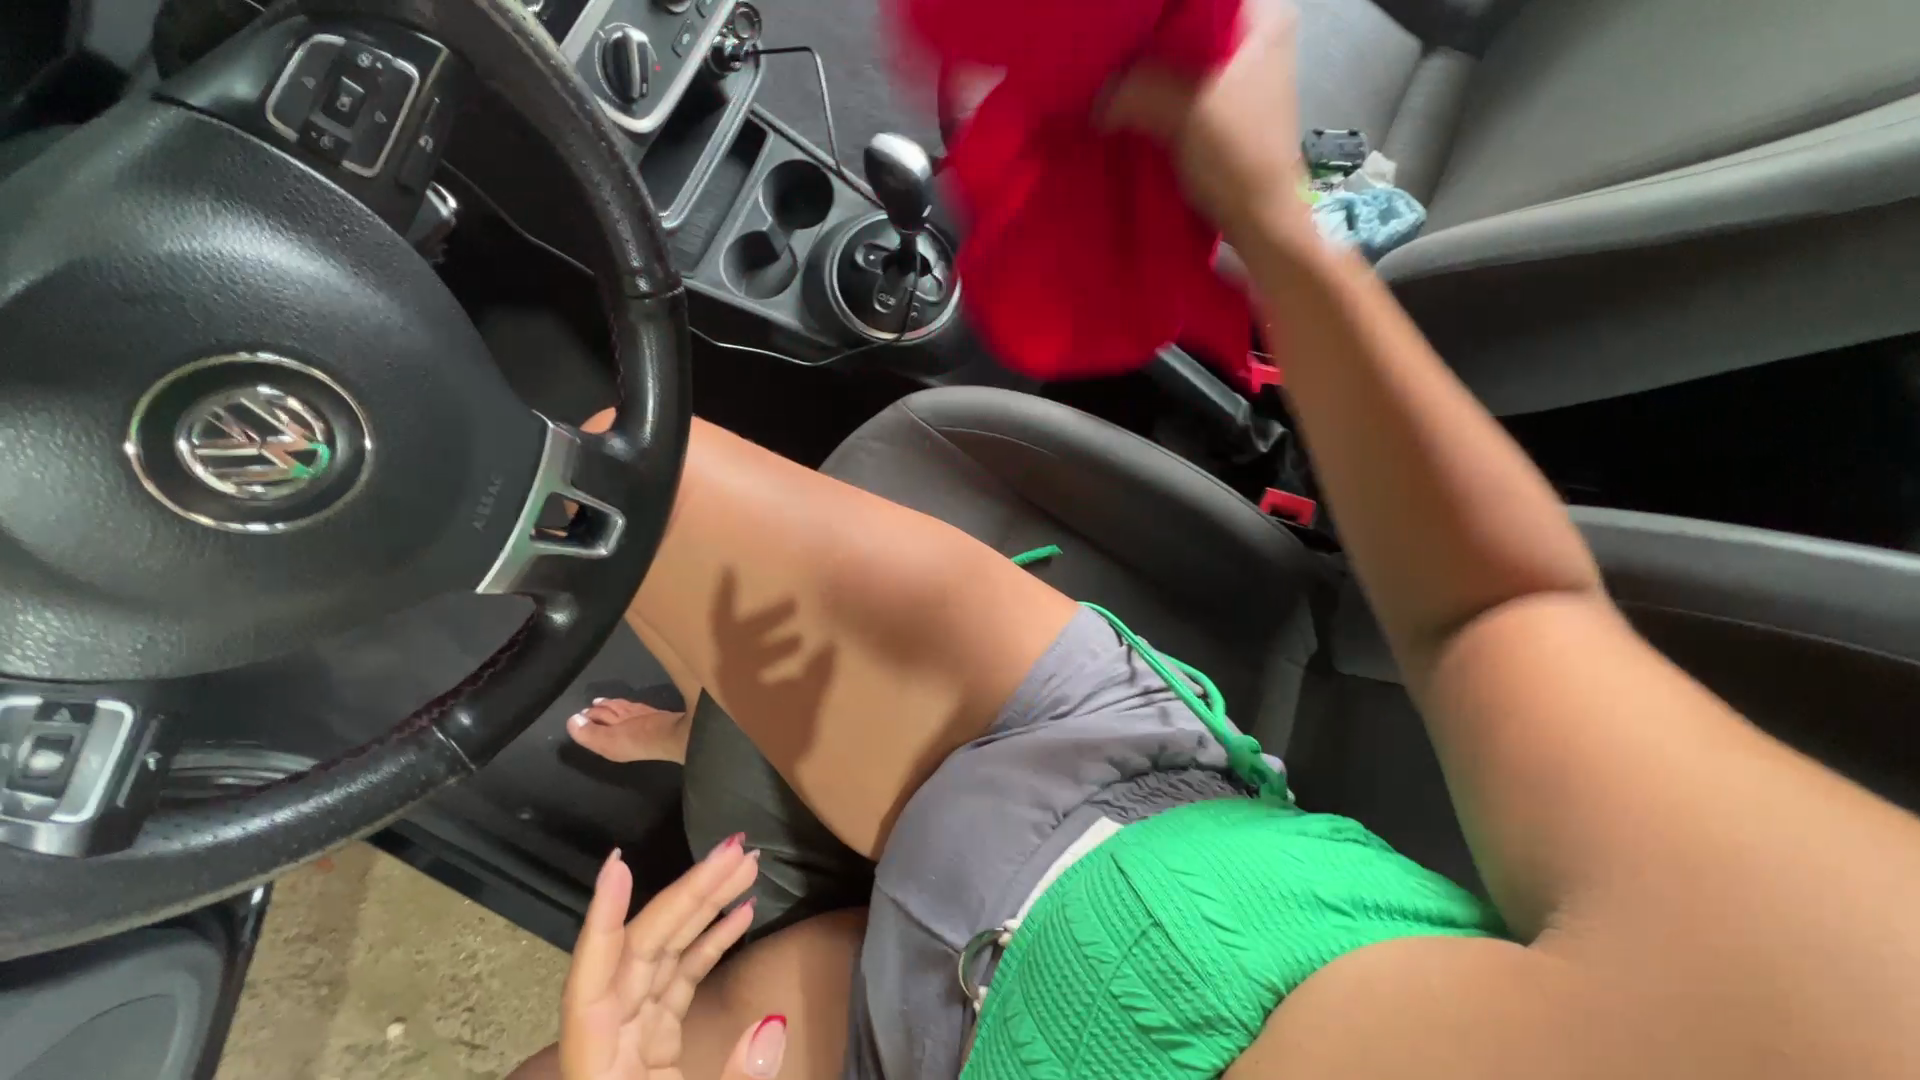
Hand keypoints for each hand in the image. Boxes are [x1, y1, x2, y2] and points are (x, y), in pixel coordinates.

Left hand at [560, 838, 783, 1079]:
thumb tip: (771, 1026)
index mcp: (600, 1068)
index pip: (593, 981)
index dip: (602, 921)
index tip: (619, 864)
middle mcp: (610, 1043)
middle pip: (642, 953)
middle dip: (689, 896)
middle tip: (738, 850)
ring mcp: (631, 1041)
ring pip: (663, 958)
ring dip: (705, 910)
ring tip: (747, 867)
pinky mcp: (653, 1046)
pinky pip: (679, 982)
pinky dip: (709, 946)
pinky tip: (741, 916)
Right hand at [1100, 0, 1310, 248]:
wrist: (1259, 223)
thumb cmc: (1239, 160)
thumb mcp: (1186, 113)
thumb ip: (1137, 90)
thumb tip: (1097, 96)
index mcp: (1265, 19)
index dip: (1159, 11)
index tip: (1122, 24)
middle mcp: (1255, 38)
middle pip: (1186, 25)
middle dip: (1146, 43)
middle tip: (1108, 54)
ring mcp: (1237, 76)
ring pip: (1178, 59)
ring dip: (1145, 74)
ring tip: (1109, 79)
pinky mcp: (1219, 111)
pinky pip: (1177, 89)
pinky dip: (1153, 98)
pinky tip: (1125, 106)